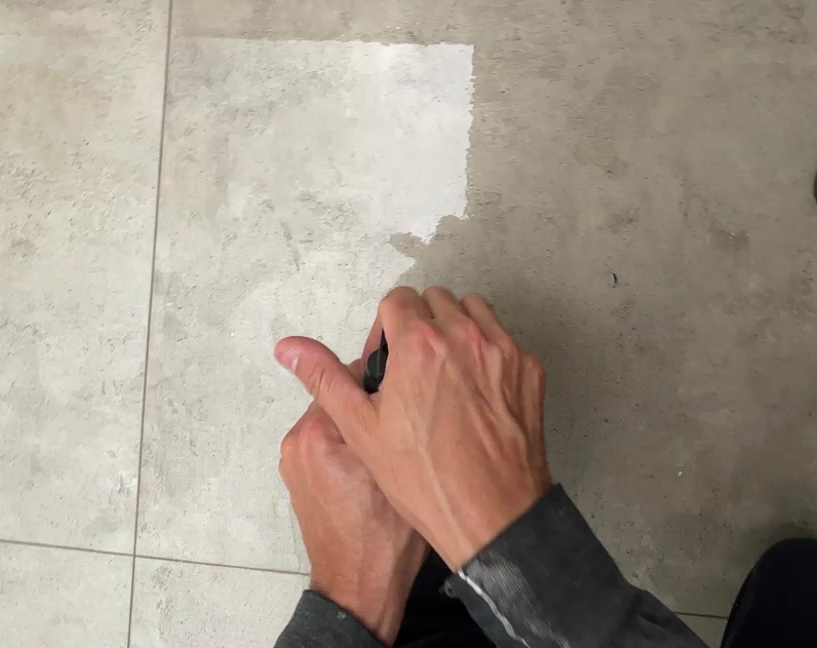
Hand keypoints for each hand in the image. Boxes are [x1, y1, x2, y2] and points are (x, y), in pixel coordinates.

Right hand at [276, 287, 552, 568]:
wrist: (492, 516)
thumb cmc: (423, 477)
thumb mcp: (361, 429)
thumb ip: (324, 377)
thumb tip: (288, 346)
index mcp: (418, 342)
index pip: (398, 299)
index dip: (388, 328)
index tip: (391, 360)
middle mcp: (462, 334)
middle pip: (435, 299)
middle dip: (421, 324)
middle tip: (416, 369)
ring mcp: (501, 348)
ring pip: (472, 309)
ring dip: (456, 328)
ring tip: (447, 373)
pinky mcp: (528, 365)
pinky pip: (502, 336)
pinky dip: (488, 349)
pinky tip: (477, 390)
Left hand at [280, 340, 426, 644]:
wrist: (357, 589)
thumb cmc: (386, 536)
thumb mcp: (402, 467)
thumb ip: (396, 416)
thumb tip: (403, 373)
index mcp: (321, 434)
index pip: (354, 373)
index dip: (386, 377)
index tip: (407, 383)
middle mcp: (299, 439)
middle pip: (340, 392)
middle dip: (369, 400)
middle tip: (400, 417)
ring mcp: (293, 457)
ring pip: (334, 413)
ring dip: (357, 419)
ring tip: (386, 442)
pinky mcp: (296, 472)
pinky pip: (324, 436)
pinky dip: (344, 439)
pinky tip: (368, 460)